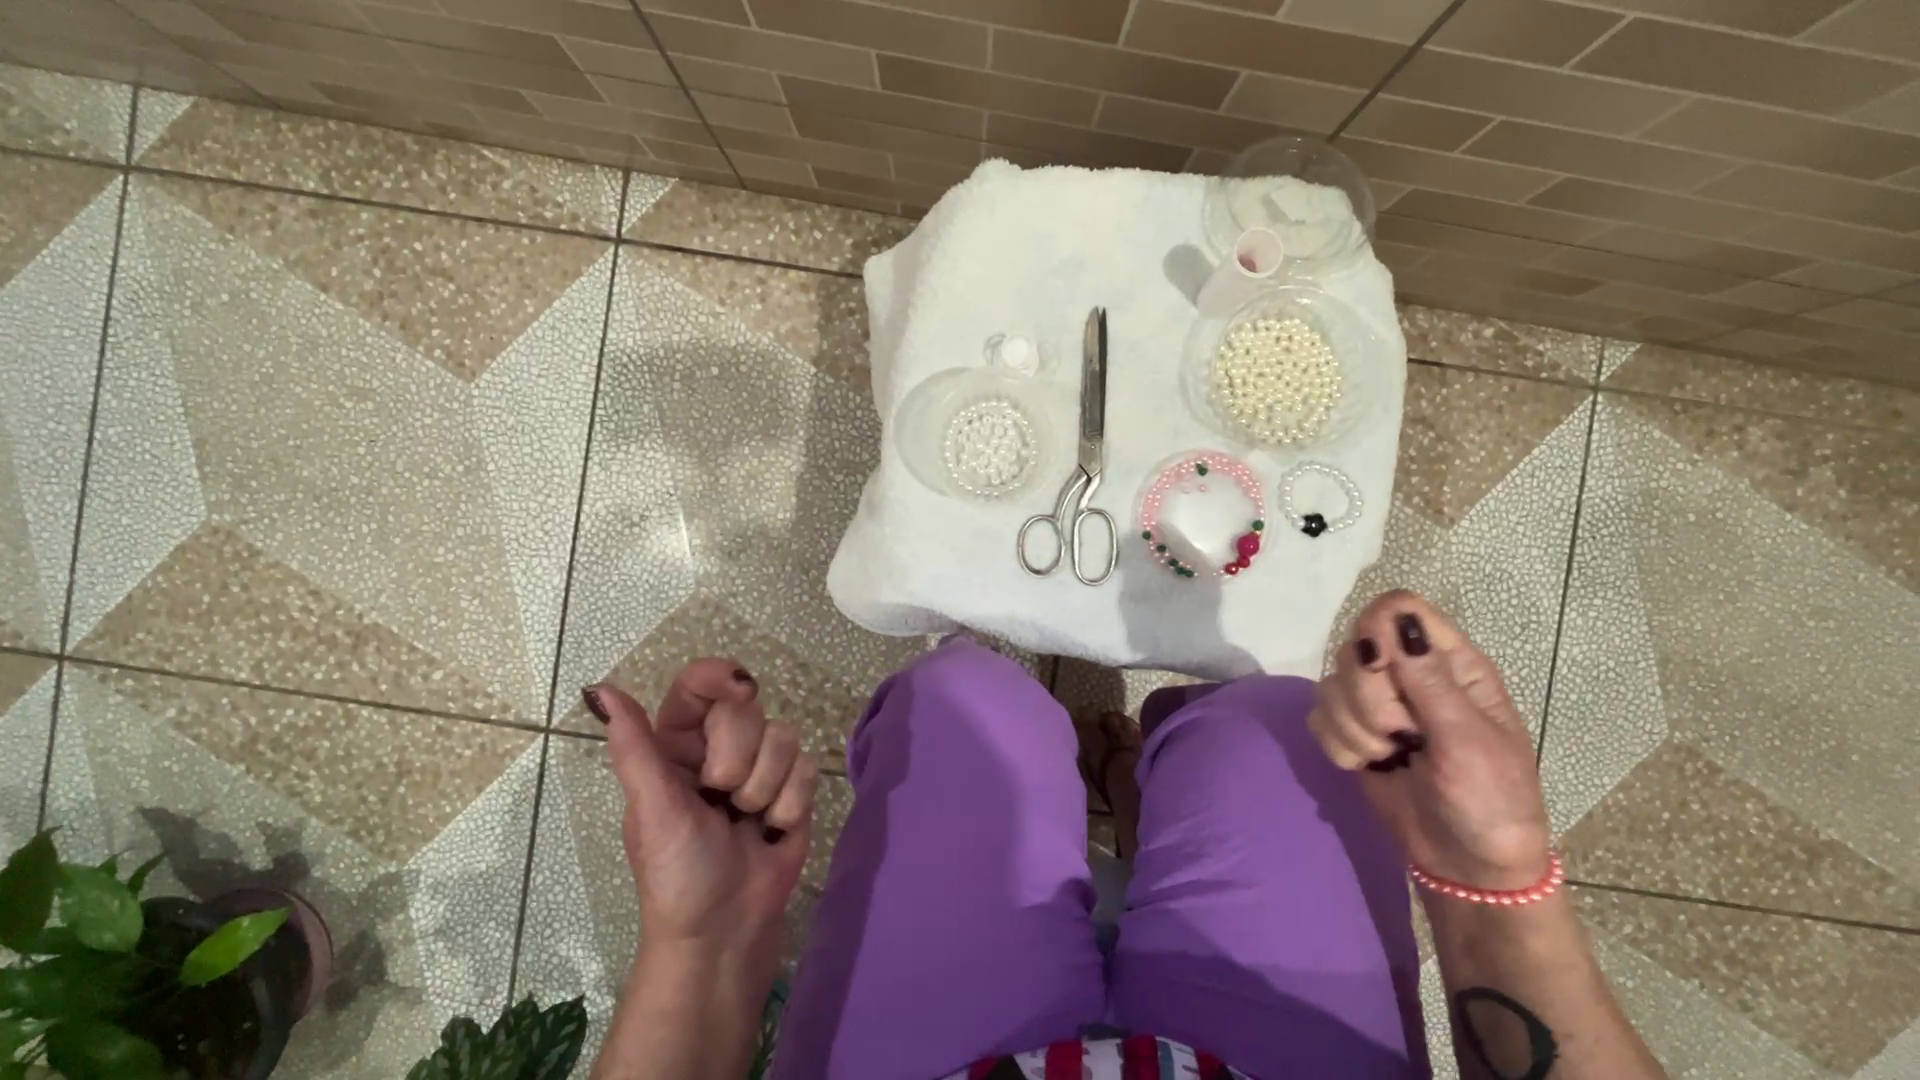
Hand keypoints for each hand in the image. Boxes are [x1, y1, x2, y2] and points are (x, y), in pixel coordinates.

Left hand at [585, 661, 817, 964]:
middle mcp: (720, 747)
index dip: (721, 676)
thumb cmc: (676, 874)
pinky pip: (807, 767)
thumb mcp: (651, 809)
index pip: (698, 684)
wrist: (725, 930)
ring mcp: (761, 767)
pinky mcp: (794, 789)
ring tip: (745, 822)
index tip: (740, 689)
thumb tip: (600, 689)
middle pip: (749, 710)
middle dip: (739, 760)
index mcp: (676, 744)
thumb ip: (634, 746)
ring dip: (765, 788)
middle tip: (719, 800)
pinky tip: (772, 830)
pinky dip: (790, 804)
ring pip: (784, 736)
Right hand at [1309, 591, 1550, 890]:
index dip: (1379, 633)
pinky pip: (1318, 717)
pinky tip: (1368, 765)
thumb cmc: (1491, 800)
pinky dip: (1337, 745)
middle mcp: (1410, 674)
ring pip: (1330, 685)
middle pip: (1355, 647)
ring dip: (1353, 729)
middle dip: (1367, 699)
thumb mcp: (1469, 741)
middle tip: (1401, 736)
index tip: (1383, 674)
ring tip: (1388, 757)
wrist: (1468, 864)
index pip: (1398, 609)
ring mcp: (1378, 703)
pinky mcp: (1352, 732)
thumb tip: (1394, 615)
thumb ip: (1426, 679)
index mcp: (1451, 664)